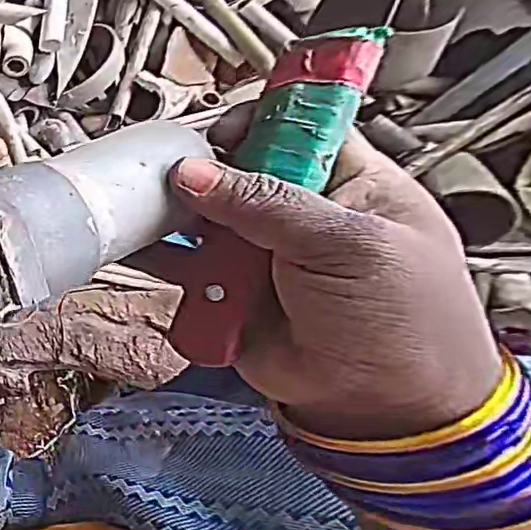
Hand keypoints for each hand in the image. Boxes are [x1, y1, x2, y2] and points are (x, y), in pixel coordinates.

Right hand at [147, 124, 500, 439]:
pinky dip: (150, 252)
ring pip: (194, 213)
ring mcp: (252, 248)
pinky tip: (128, 243)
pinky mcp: (219, 284)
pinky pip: (175, 258)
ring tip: (137, 209)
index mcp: (347, 183)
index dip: (253, 123)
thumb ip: (268, 204)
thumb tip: (192, 172)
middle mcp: (293, 210)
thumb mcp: (349, 247)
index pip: (294, 129)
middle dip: (192, 170)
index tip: (210, 132)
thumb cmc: (401, 322)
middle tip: (158, 174)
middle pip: (228, 169)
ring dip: (166, 212)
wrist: (378, 406)